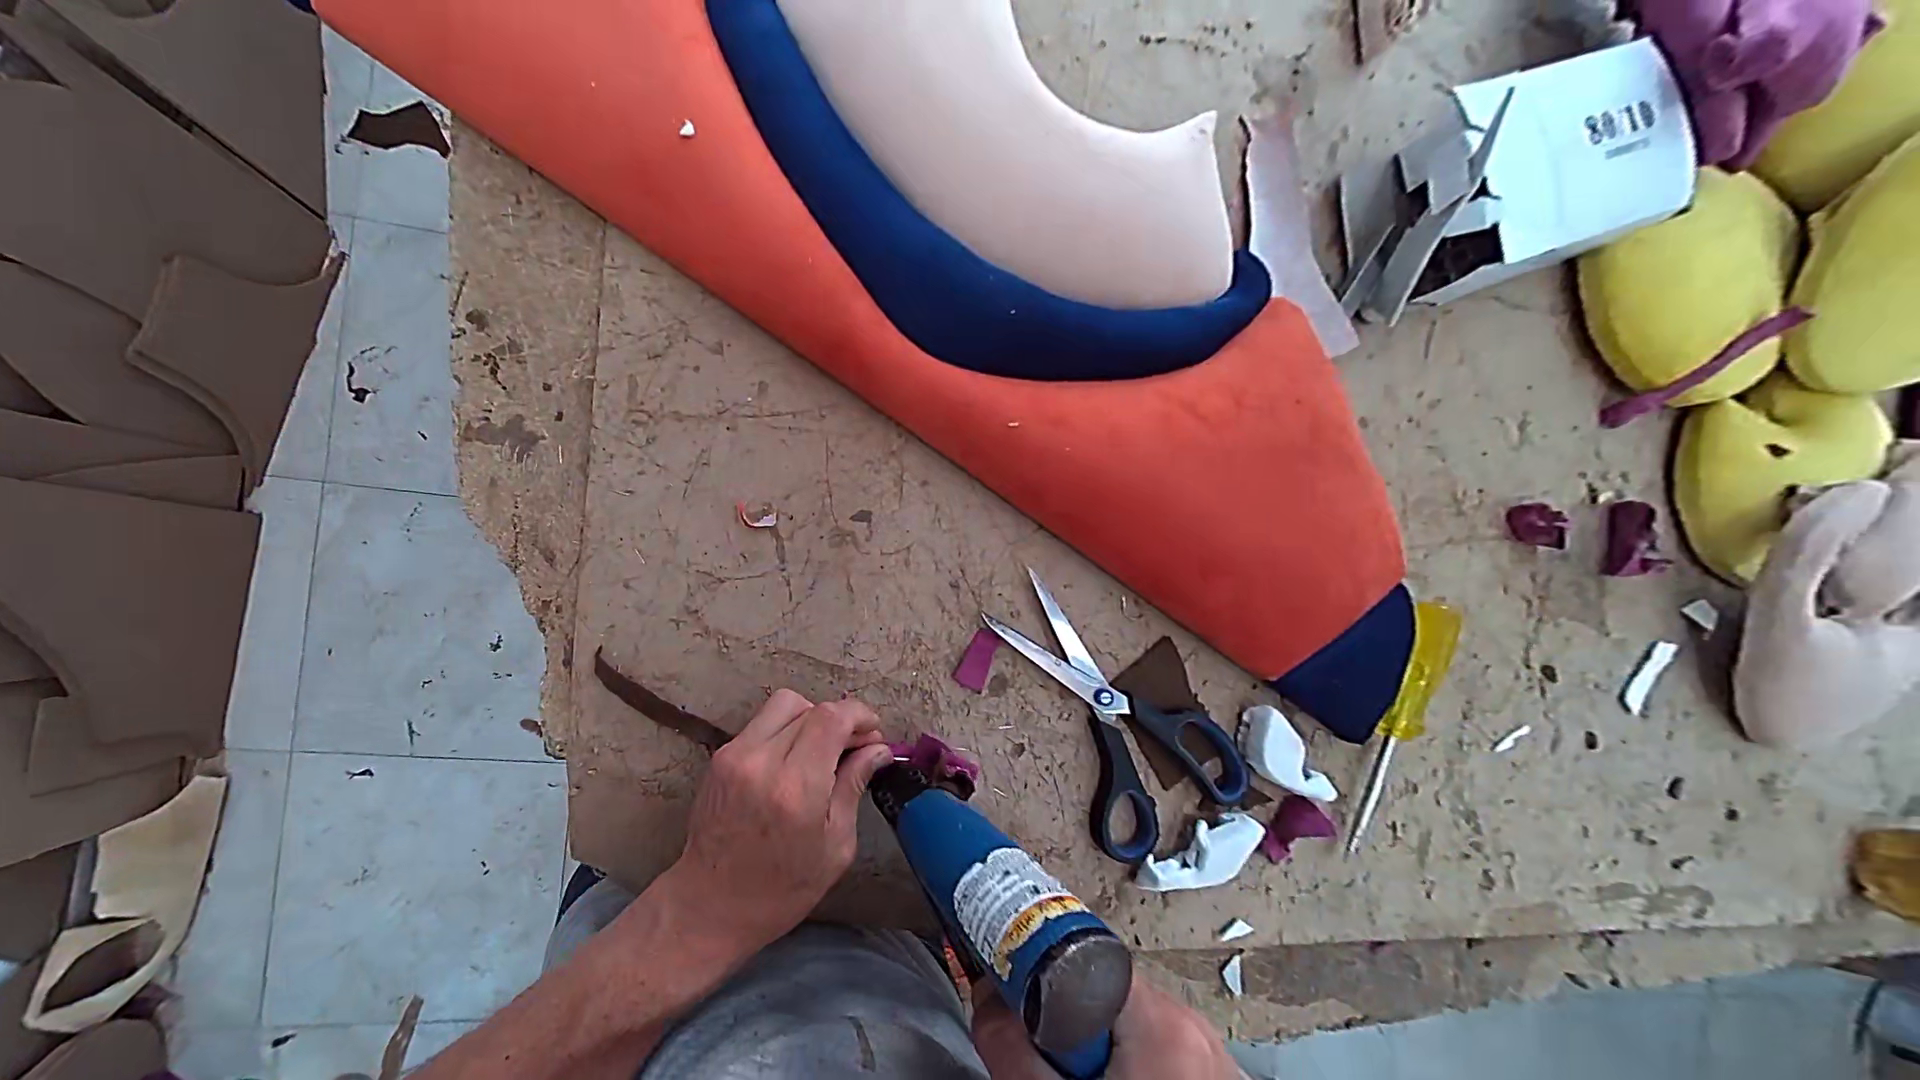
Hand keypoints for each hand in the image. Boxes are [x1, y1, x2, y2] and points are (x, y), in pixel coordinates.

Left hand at [670, 690, 893, 949]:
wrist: (708, 907)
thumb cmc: (781, 889)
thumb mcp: (836, 845)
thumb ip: (854, 786)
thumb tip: (879, 748)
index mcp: (796, 788)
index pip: (832, 718)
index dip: (860, 716)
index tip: (873, 733)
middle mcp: (762, 762)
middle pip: (812, 708)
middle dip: (841, 719)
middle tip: (854, 747)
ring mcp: (735, 756)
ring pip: (785, 704)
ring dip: (812, 718)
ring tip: (822, 749)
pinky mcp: (720, 757)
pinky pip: (763, 722)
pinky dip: (787, 729)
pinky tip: (794, 759)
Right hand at [970, 973, 1241, 1078]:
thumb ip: (1012, 1049)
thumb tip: (986, 996)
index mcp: (1161, 1023)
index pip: (1087, 959)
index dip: (1047, 974)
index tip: (1021, 997)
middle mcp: (1193, 1025)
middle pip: (1109, 991)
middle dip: (1075, 1019)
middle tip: (1060, 1067)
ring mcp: (1214, 1052)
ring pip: (1135, 1020)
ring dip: (1103, 1043)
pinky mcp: (1220, 1073)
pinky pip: (1164, 1047)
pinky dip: (1137, 1063)